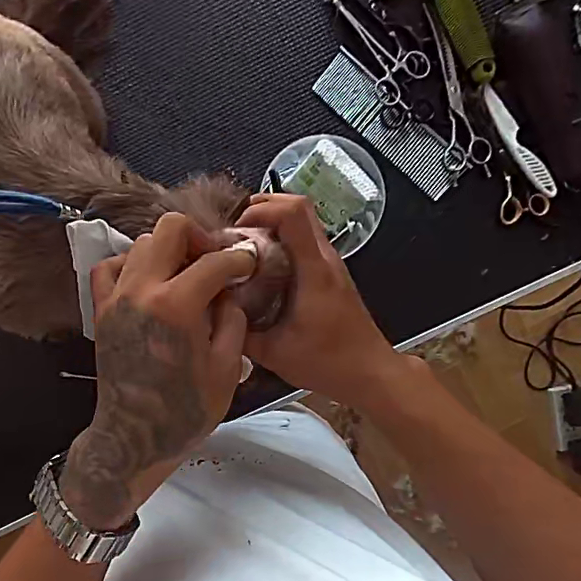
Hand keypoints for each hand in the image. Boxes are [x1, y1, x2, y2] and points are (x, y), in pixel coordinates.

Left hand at [59, 213, 257, 529]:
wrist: (135, 438)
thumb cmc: (186, 411)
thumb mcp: (227, 367)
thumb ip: (233, 319)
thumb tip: (228, 293)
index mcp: (177, 306)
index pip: (215, 261)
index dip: (239, 260)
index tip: (249, 266)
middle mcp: (142, 291)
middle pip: (170, 229)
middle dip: (200, 239)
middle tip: (214, 263)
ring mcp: (117, 298)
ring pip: (141, 243)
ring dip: (168, 251)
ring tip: (186, 276)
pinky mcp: (102, 311)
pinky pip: (110, 268)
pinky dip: (131, 265)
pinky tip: (151, 282)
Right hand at [238, 194, 413, 407]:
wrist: (370, 374)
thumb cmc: (328, 364)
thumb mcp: (274, 354)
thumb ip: (240, 333)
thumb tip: (210, 314)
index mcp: (314, 272)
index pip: (293, 214)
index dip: (261, 209)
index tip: (235, 230)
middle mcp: (326, 259)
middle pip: (299, 207)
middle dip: (263, 208)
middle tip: (235, 232)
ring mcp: (331, 265)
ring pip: (303, 223)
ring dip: (272, 224)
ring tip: (243, 249)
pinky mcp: (330, 275)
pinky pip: (304, 243)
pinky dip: (281, 242)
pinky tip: (261, 268)